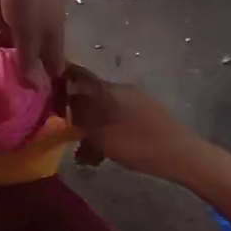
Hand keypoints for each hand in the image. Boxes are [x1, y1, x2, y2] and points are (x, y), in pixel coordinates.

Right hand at [62, 65, 204, 181]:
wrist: (182, 155)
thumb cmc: (138, 145)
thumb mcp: (102, 136)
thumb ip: (80, 120)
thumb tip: (65, 108)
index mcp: (108, 90)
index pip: (77, 75)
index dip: (61, 82)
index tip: (48, 96)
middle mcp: (120, 90)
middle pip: (89, 96)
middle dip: (76, 116)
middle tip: (68, 136)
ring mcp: (134, 101)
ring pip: (103, 111)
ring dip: (92, 130)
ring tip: (87, 155)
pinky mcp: (145, 114)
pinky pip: (117, 118)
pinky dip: (107, 132)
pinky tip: (104, 154)